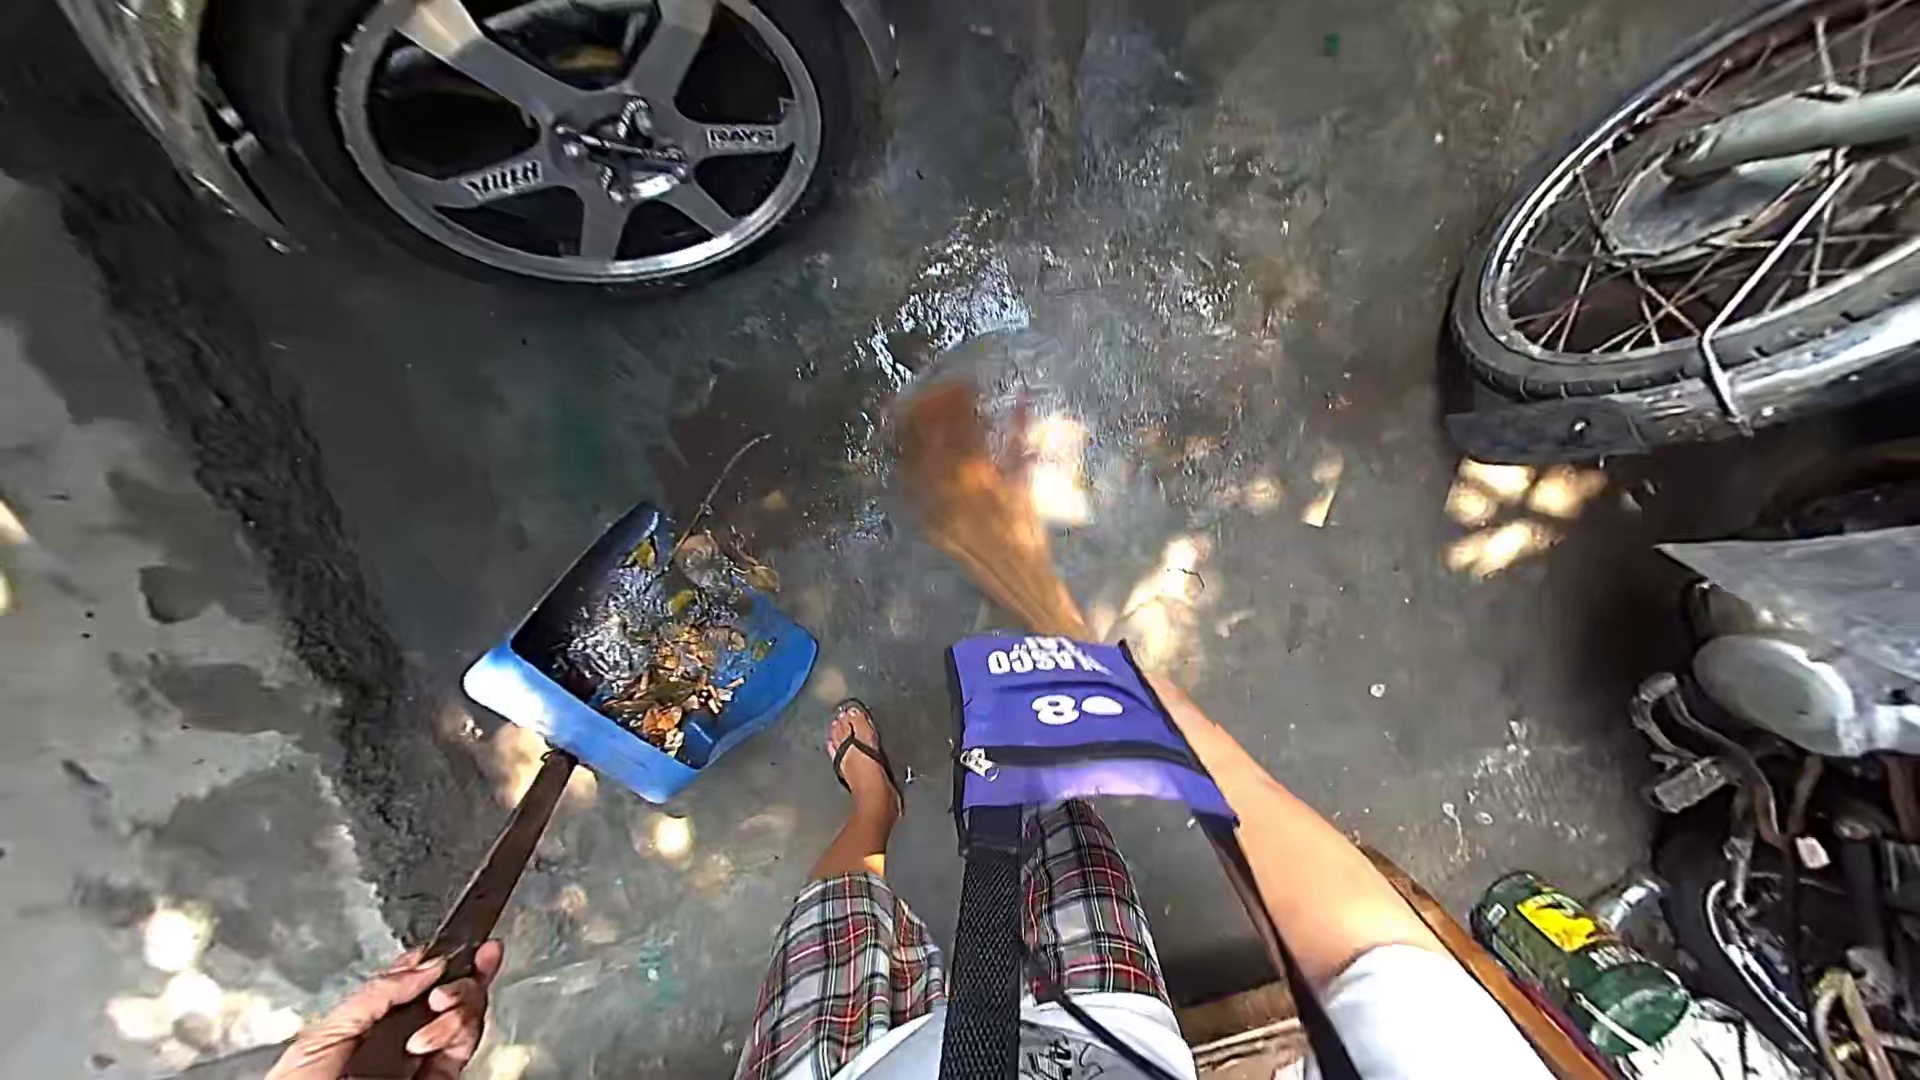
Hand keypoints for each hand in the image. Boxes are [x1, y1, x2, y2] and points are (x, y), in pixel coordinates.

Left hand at [266, 941, 503, 1079]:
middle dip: (469, 973)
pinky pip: (469, 1040)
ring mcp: (425, 1056)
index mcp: (373, 1022)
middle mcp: (403, 1036)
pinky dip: (460, 1030)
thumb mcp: (320, 1039)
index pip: (419, 978)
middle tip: (473, 965)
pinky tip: (432, 1039)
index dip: (444, 957)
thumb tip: (431, 963)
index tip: (462, 946)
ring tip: (441, 1006)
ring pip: (470, 1009)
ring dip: (464, 999)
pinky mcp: (444, 1075)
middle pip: (457, 989)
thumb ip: (376, 993)